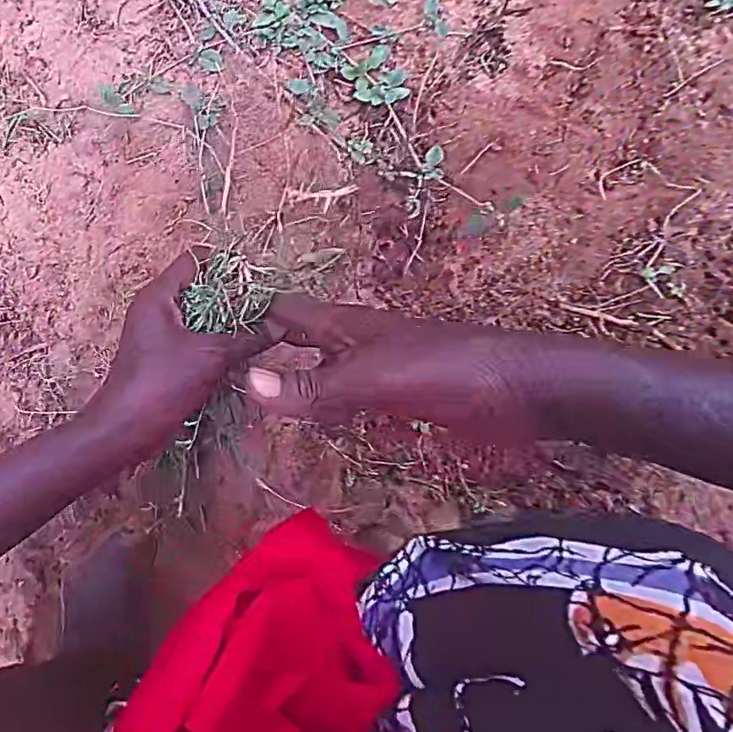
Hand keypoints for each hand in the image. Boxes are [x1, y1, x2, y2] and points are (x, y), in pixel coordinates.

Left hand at [81, 254, 275, 458]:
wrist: (125, 430)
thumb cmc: (160, 384)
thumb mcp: (210, 356)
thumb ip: (247, 338)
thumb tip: (280, 325)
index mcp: (158, 296)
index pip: (194, 260)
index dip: (227, 262)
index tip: (258, 276)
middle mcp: (157, 309)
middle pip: (200, 288)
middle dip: (233, 295)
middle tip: (268, 304)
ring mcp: (159, 334)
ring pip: (201, 317)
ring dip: (229, 322)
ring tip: (264, 326)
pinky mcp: (165, 357)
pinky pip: (196, 339)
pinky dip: (218, 342)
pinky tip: (246, 351)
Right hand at [240, 295, 546, 436]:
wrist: (526, 390)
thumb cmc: (447, 369)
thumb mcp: (373, 379)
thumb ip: (314, 385)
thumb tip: (246, 382)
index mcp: (342, 324)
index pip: (281, 312)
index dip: (246, 317)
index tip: (205, 335)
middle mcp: (351, 340)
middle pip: (296, 338)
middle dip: (261, 349)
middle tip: (218, 371)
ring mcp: (373, 366)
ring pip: (318, 366)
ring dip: (288, 377)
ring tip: (249, 395)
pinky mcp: (394, 393)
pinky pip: (343, 393)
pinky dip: (320, 403)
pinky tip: (309, 419)